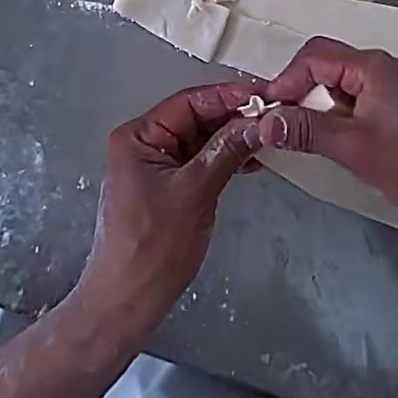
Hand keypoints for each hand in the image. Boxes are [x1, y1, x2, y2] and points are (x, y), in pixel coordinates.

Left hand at [75, 82, 263, 333]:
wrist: (126, 303)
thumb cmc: (151, 248)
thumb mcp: (194, 192)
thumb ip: (226, 152)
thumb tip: (257, 123)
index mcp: (139, 137)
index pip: (189, 103)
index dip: (227, 97)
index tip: (261, 94)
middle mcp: (145, 144)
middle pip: (196, 118)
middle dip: (233, 117)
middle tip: (271, 114)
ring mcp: (157, 165)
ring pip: (202, 139)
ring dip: (233, 138)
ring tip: (267, 136)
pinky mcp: (169, 184)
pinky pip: (201, 160)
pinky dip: (226, 158)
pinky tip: (252, 160)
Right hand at [258, 36, 397, 220]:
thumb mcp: (354, 147)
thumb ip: (307, 130)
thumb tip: (267, 122)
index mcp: (371, 67)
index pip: (314, 58)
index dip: (286, 80)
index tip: (267, 108)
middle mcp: (375, 69)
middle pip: (322, 64)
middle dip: (295, 88)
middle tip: (276, 118)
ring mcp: (381, 88)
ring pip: (332, 82)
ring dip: (310, 102)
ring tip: (294, 130)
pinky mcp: (385, 107)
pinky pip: (345, 99)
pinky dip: (327, 113)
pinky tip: (321, 136)